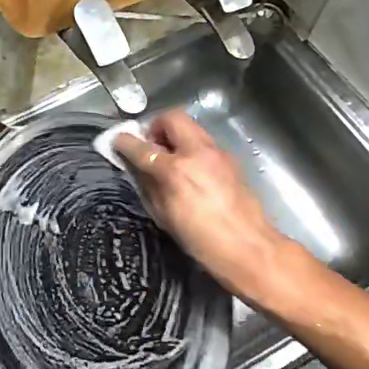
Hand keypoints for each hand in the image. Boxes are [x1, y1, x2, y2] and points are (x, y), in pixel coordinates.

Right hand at [112, 110, 310, 308]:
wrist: (250, 250)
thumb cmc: (203, 242)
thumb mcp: (165, 216)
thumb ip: (148, 185)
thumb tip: (138, 168)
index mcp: (176, 170)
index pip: (142, 146)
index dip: (125, 143)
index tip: (118, 142)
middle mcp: (198, 152)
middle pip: (171, 118)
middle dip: (155, 127)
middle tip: (148, 146)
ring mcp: (218, 153)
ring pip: (190, 128)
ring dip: (174, 136)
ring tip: (168, 159)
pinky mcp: (231, 160)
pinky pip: (204, 143)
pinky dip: (191, 148)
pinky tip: (190, 171)